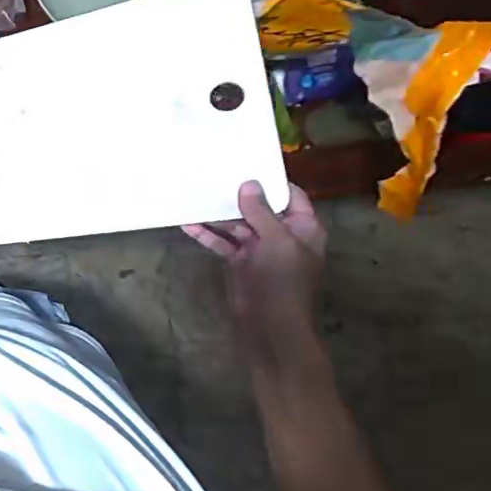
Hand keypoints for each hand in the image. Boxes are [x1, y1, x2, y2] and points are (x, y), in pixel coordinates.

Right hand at [183, 182, 326, 346]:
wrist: (272, 328)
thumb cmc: (284, 281)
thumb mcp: (277, 241)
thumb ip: (261, 212)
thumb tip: (249, 184)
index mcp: (303, 228)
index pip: (290, 196)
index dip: (271, 181)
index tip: (247, 163)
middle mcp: (282, 236)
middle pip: (259, 208)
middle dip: (238, 195)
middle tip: (213, 174)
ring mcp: (259, 250)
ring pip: (237, 225)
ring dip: (217, 215)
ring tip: (195, 196)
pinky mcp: (240, 263)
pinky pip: (222, 243)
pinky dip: (207, 235)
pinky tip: (188, 225)